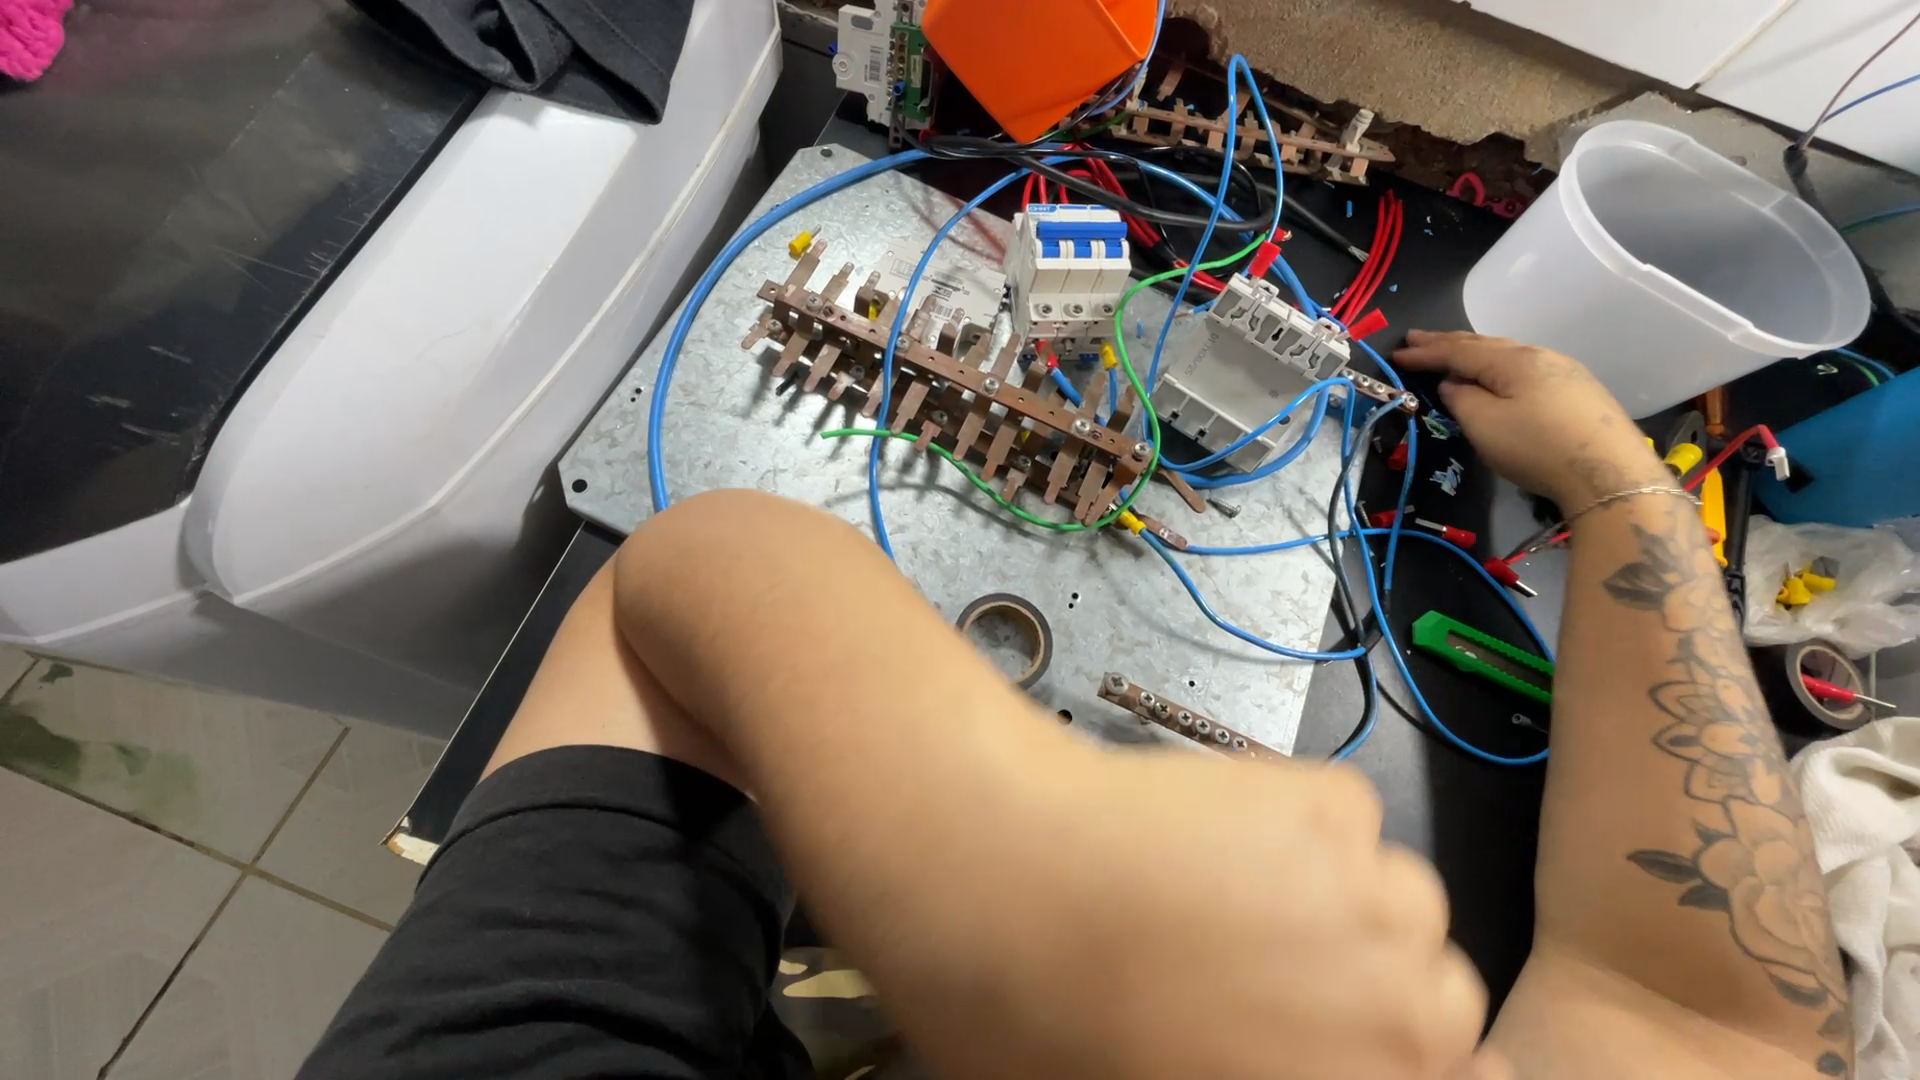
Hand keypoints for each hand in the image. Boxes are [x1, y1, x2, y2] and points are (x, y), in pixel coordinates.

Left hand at [975, 750, 1510, 1079]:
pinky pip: (1346, 811)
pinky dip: (1299, 813)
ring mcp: (1373, 903)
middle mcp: (1403, 1022)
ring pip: (1400, 893)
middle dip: (1367, 978)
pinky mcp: (1327, 804)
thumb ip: (1243, 1068)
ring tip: (1236, 874)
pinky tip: (1219, 818)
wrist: (1004, 883)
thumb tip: (1262, 1042)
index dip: (1390, 1056)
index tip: (1343, 1032)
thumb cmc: (1048, 1020)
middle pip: (1438, 995)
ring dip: (1337, 888)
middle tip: (1268, 948)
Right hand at [1392, 330, 1667, 507]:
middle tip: (1416, 338)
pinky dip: (1495, 366)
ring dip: (1472, 352)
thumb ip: (1460, 398)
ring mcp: (1563, 372)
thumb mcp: (1483, 424)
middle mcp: (1540, 356)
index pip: (1459, 351)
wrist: (1608, 473)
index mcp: (1514, 361)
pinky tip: (1491, 373)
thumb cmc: (1536, 447)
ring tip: (1449, 352)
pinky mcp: (1576, 391)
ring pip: (1506, 354)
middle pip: (1485, 345)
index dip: (1425, 352)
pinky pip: (1523, 368)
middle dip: (1447, 342)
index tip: (1396, 352)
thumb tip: (1453, 384)